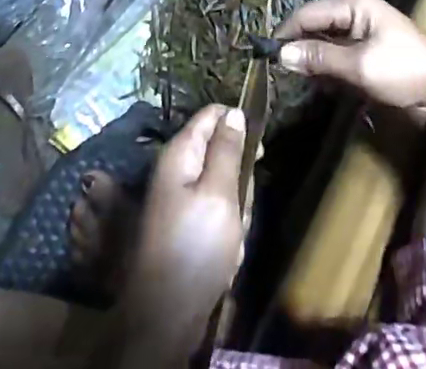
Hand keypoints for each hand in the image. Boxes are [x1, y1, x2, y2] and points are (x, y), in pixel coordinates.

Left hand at [117, 104, 247, 341]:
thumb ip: (227, 150)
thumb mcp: (219, 193)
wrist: (168, 313)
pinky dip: (228, 229)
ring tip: (232, 234)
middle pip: (222, 152)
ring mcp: (181, 198)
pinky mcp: (188, 223)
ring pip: (225, 186)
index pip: (211, 115)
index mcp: (180, 154)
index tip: (257, 150)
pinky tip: (226, 253)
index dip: (237, 123)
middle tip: (239, 204)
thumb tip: (234, 112)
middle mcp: (177, 170)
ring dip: (236, 209)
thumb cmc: (196, 246)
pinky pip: (219, 212)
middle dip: (239, 178)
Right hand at [275, 0, 425, 111]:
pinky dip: (330, 65)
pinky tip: (336, 83)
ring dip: (318, 63)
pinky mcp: (361, 37)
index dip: (284, 37)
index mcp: (350, 1)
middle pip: (311, 25)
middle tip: (298, 79)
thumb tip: (281, 55)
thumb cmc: (403, 71)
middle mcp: (350, 3)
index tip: (266, 61)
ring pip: (321, 39)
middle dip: (303, 52)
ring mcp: (357, 19)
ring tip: (324, 85)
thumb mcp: (358, 67)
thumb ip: (319, 58)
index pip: (304, 15)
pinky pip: (334, 47)